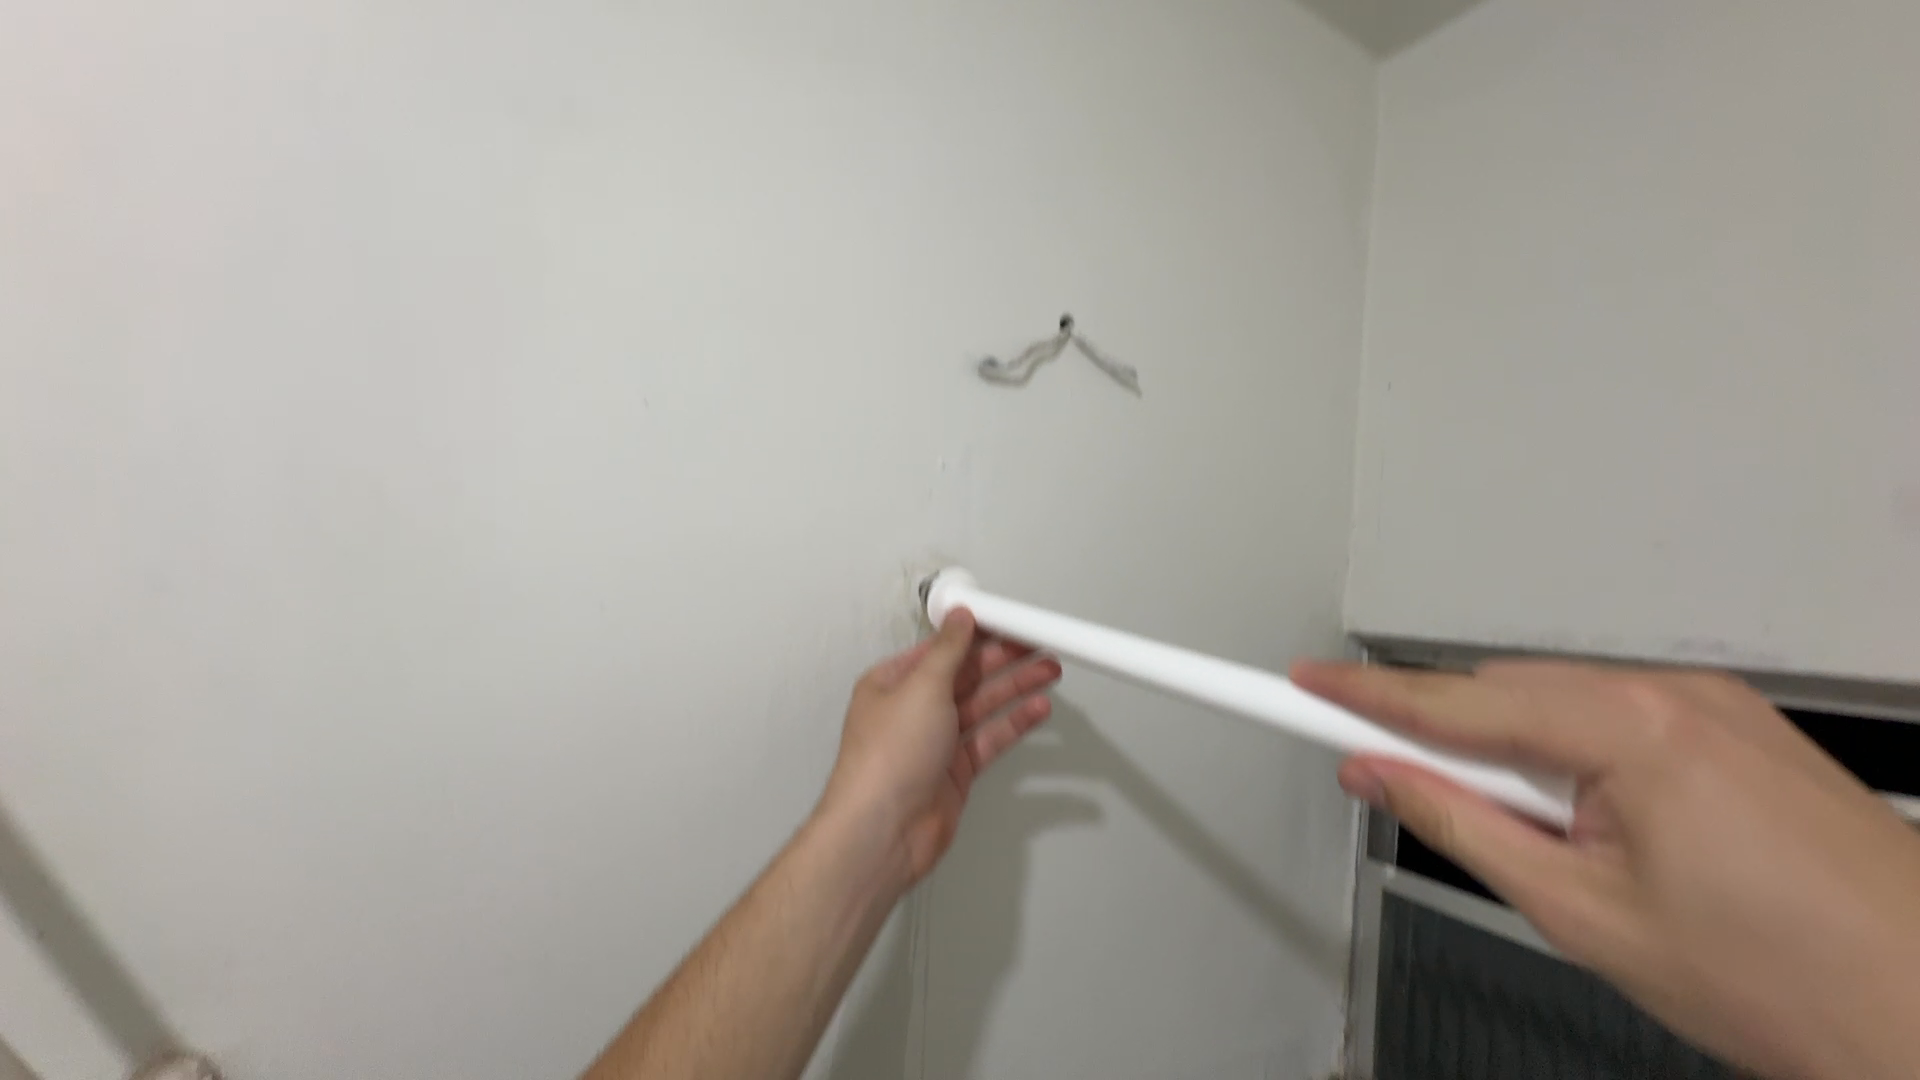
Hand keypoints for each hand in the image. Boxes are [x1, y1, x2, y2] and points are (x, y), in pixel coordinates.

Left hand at [820, 609, 1061, 888]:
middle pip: (967, 674)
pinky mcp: (955, 770)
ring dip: (1016, 687)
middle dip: (1004, 659)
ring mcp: (935, 740)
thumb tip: (960, 618)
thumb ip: (948, 651)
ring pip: (983, 704)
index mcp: (894, 682)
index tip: (1009, 622)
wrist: (884, 831)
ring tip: (1049, 670)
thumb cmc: (884, 762)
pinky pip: (991, 737)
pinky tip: (1037, 709)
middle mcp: (913, 709)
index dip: (978, 634)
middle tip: (1039, 645)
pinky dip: (1015, 723)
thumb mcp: (921, 687)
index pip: (943, 648)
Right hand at [1293, 659, 1919, 1079]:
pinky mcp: (1733, 726)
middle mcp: (1669, 694)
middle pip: (1498, 694)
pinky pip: (1604, 714)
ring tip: (1530, 831)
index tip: (1294, 682)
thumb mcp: (1577, 910)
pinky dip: (1561, 748)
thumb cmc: (1781, 987)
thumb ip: (1456, 825)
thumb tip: (1374, 776)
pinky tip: (1579, 812)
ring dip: (1505, 749)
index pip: (1451, 704)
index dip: (1359, 694)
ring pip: (1549, 702)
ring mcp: (1710, 704)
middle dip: (1439, 732)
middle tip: (1388, 773)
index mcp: (1630, 732)